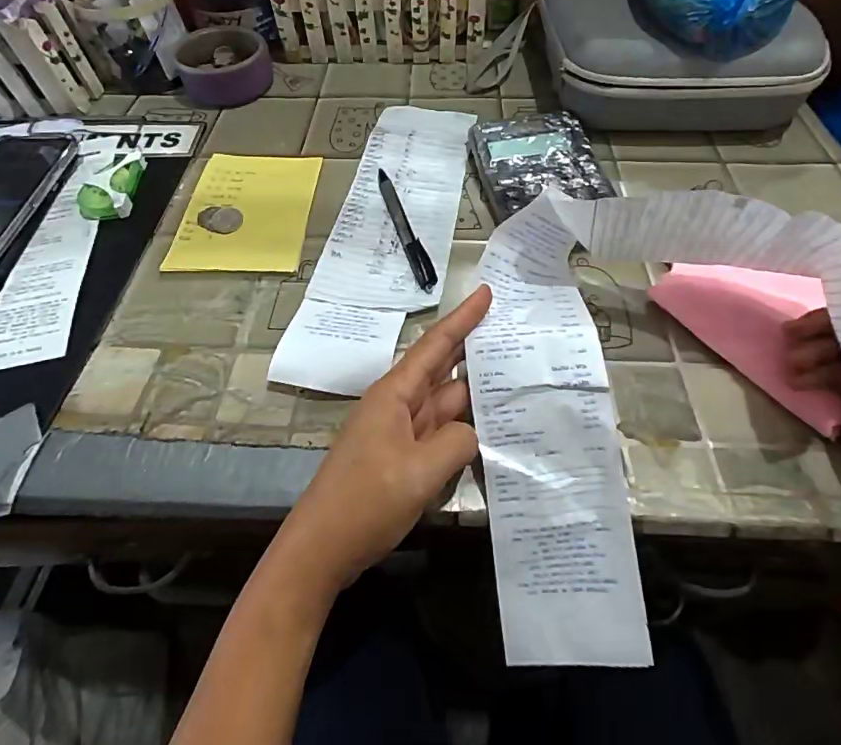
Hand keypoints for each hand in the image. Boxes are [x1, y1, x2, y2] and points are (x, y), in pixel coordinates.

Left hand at [270, 285, 491, 595]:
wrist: (321, 547)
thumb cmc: (365, 500)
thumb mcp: (419, 471)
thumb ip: (458, 442)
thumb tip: (474, 432)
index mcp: (395, 394)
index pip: (435, 345)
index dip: (463, 318)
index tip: (486, 292)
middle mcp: (398, 406)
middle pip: (444, 372)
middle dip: (476, 352)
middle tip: (517, 337)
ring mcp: (400, 434)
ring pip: (446, 406)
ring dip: (476, 398)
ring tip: (518, 384)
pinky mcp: (403, 459)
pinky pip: (440, 435)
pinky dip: (465, 432)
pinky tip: (492, 435)